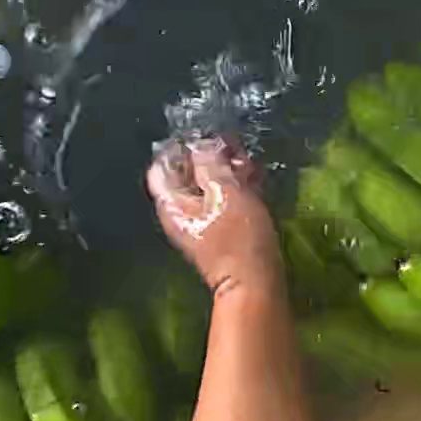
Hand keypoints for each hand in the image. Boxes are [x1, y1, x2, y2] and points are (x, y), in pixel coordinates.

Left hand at [147, 137, 282, 298]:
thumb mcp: (227, 191)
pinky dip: (235, 187)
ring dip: (227, 171)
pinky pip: (222, 199)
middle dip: (210, 157)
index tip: (210, 138)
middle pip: (186, 173)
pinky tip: (254, 181)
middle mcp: (180, 211)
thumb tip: (201, 144)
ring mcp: (200, 222)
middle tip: (235, 150)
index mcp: (172, 202)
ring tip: (249, 165)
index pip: (164, 163)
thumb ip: (210, 163)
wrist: (256, 282)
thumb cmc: (240, 237)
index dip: (186, 146)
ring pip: (207, 186)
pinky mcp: (220, 229)